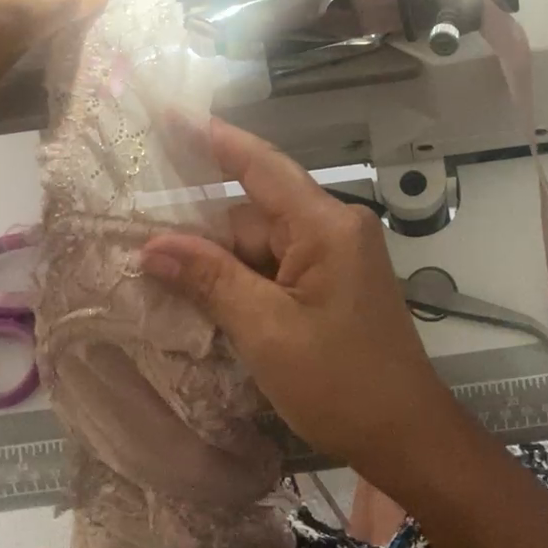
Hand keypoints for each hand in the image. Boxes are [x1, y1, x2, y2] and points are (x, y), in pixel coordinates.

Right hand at [138, 120, 460, 469]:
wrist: (406, 434)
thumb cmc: (340, 383)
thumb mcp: (266, 332)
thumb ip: (211, 280)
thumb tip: (152, 246)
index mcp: (326, 226)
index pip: (262, 167)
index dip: (214, 139)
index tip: (171, 114)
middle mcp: (335, 227)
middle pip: (255, 214)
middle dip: (204, 235)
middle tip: (142, 249)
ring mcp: (338, 254)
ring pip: (263, 244)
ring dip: (222, 266)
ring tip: (166, 286)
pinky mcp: (336, 281)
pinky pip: (280, 266)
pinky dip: (246, 283)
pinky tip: (209, 304)